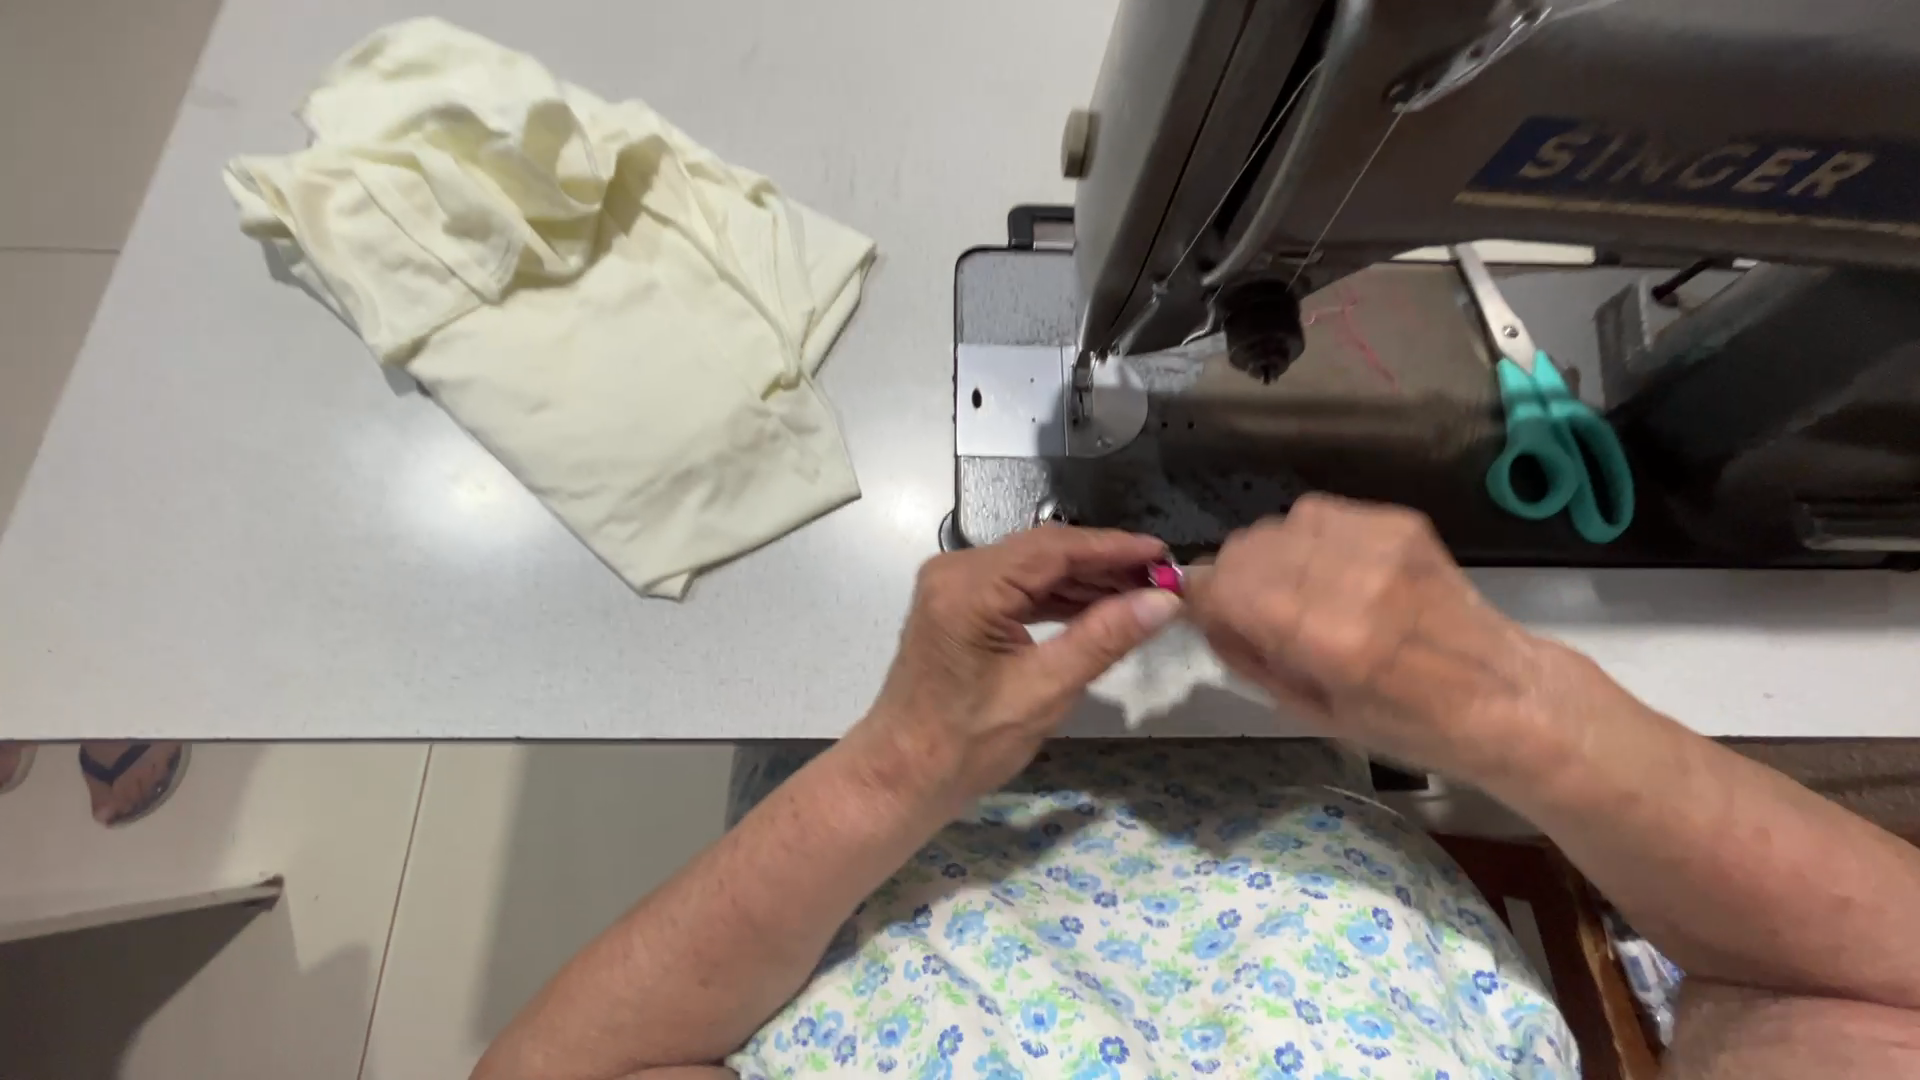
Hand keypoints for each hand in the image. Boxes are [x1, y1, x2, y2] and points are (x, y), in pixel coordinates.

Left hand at [849, 526, 1182, 811]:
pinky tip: (1096, 606)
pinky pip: (1014, 587)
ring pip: (1030, 567)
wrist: (903, 775)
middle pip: (1042, 551)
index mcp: (969, 586)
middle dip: (1102, 563)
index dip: (1113, 548)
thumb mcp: (1046, 689)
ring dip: (1081, 579)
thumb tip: (1165, 599)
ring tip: (1138, 593)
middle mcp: (955, 569)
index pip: (1053, 549)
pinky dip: (1054, 596)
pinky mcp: (956, 603)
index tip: (1163, 554)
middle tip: (1159, 578)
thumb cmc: (969, 743)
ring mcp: (951, 585)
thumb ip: (1105, 636)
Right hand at [1184, 494, 1590, 784]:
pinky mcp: (1399, 522)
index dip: (1200, 599)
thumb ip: (1243, 653)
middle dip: (1230, 578)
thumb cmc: (1404, 724)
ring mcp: (1379, 543)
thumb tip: (1199, 611)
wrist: (1506, 697)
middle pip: (1243, 550)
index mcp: (1327, 639)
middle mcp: (1351, 579)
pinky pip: (1315, 513)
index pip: (1222, 586)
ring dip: (1265, 556)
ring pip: (1274, 526)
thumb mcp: (1307, 709)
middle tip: (1246, 607)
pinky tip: (1323, 568)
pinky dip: (1302, 539)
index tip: (1204, 614)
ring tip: (1290, 587)